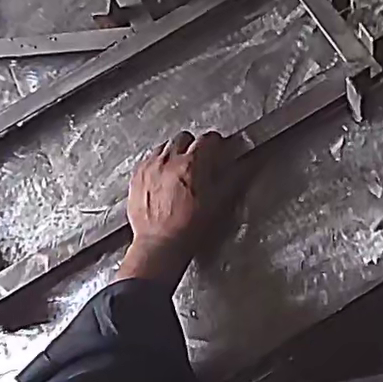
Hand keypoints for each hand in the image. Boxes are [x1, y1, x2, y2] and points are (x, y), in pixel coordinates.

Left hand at [117, 130, 243, 288]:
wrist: (160, 243)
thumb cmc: (189, 227)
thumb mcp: (218, 202)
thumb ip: (232, 177)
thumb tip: (244, 163)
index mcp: (192, 164)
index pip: (207, 139)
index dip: (215, 143)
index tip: (216, 149)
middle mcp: (169, 160)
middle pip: (183, 138)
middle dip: (192, 145)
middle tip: (197, 160)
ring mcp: (150, 167)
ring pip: (164, 146)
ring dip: (173, 153)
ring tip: (179, 169)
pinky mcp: (137, 176)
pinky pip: (148, 159)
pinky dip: (157, 163)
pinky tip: (162, 176)